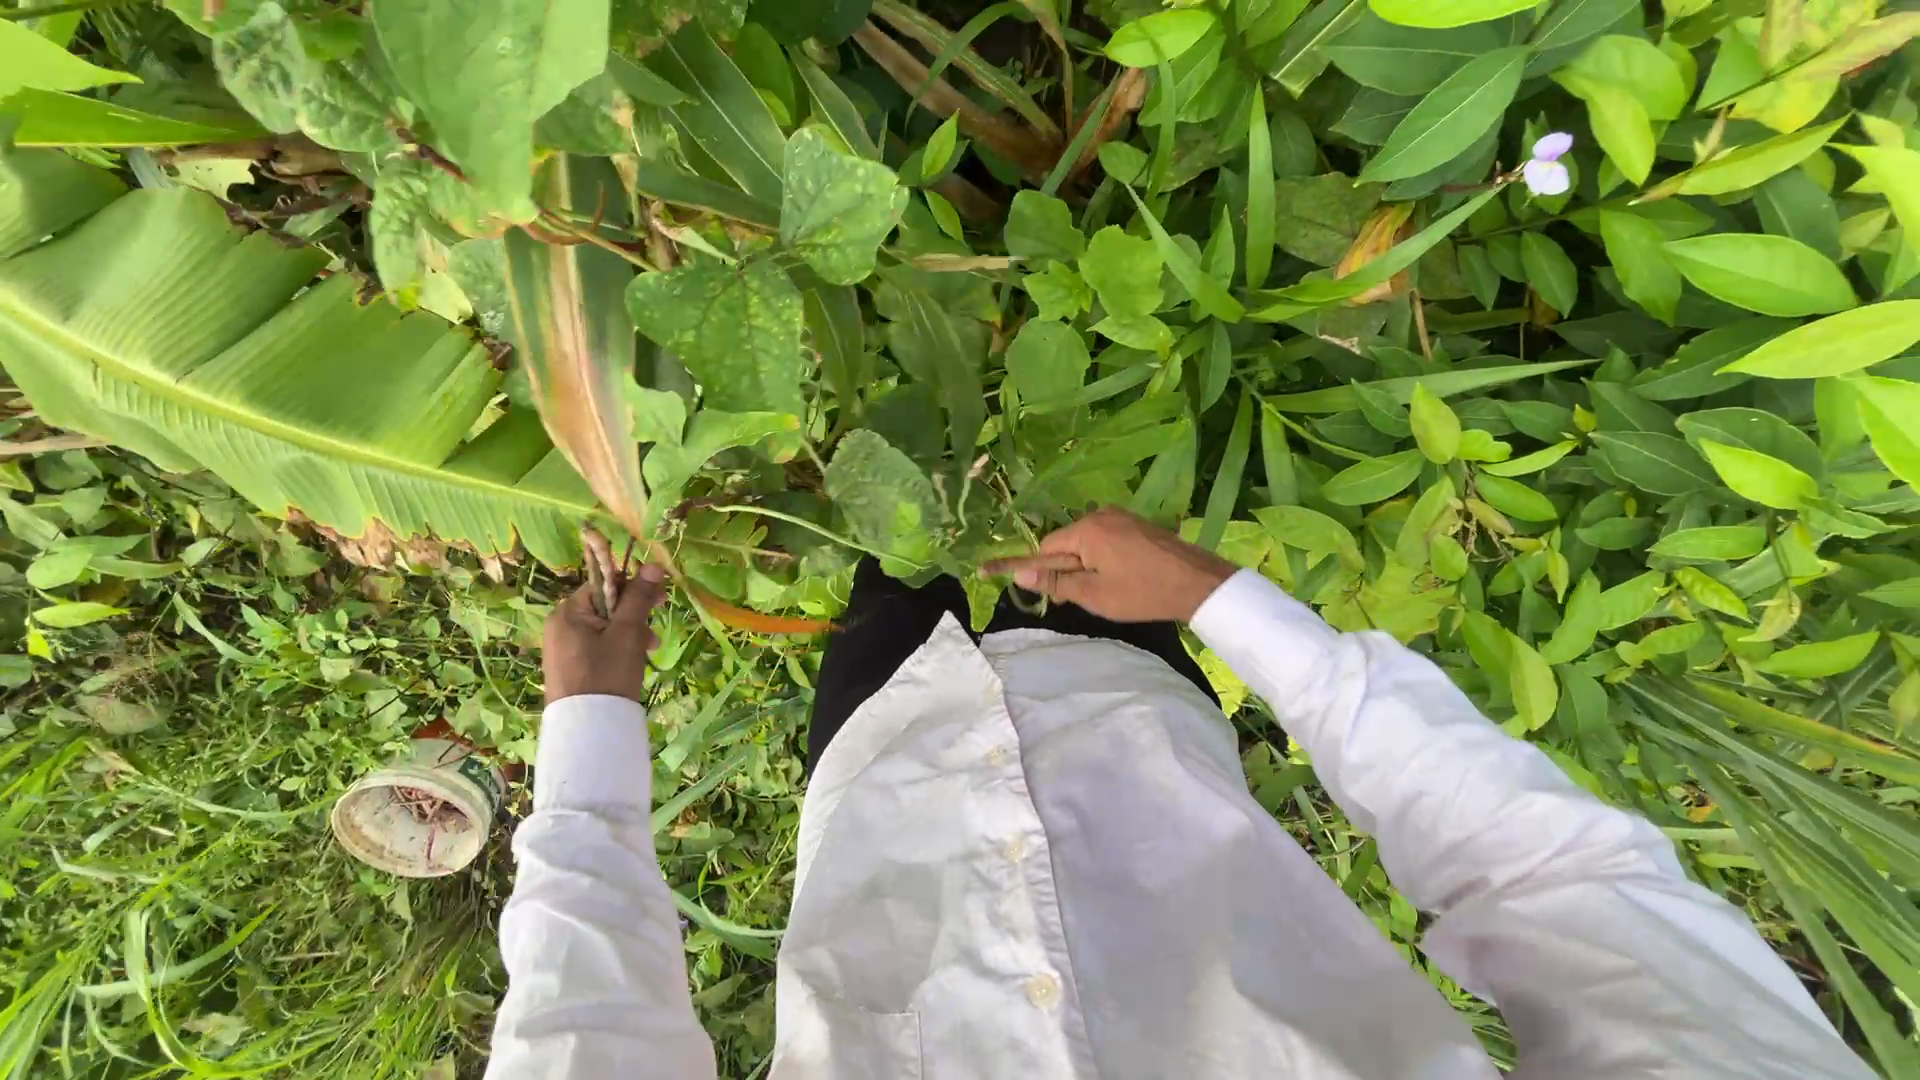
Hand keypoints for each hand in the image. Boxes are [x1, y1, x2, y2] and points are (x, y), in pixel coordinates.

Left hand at [543, 564, 668, 704]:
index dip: (635, 588)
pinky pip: (598, 644)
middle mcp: (560, 624)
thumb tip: (653, 563)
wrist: (588, 728)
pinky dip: (618, 647)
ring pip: (605, 626)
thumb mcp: (628, 632)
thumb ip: (639, 597)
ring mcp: (562, 646)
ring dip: (631, 633)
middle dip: (635, 615)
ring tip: (649, 650)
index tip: (661, 600)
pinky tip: (633, 661)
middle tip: (655, 631)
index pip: (605, 583)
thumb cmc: (608, 673)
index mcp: (568, 611)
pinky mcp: (569, 665)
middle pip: (606, 605)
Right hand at [980, 507, 1236, 622]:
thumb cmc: (1143, 592)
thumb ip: (1055, 581)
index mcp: (1086, 529)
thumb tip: (1019, 572)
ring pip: (1086, 544)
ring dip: (1084, 566)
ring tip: (1102, 592)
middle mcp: (1100, 514)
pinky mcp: (1136, 525)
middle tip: (1078, 598)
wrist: (1200, 584)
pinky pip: (1104, 540)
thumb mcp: (1094, 593)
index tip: (1008, 579)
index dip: (1033, 569)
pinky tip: (1117, 579)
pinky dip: (1101, 559)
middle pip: (1065, 544)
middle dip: (1065, 570)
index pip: (1044, 548)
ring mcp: (1121, 517)